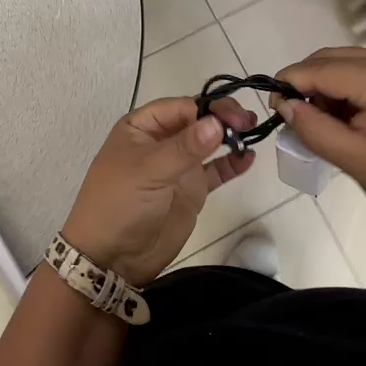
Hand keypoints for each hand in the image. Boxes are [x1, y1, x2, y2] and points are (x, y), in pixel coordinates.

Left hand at [60, 95, 256, 285]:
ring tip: (254, 131)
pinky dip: (231, 164)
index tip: (232, 115)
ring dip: (229, 136)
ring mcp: (177, 166)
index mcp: (141, 127)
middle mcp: (161, 141)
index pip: (179, 107)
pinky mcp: (190, 191)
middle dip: (221, 117)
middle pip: (196, 120)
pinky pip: (215, 171)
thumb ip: (185, 148)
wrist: (111, 258)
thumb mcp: (149, 170)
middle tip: (248, 120)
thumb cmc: (121, 202)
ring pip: (208, 143)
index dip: (206, 107)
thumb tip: (217, 123)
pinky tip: (248, 158)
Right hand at [272, 47, 365, 237]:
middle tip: (291, 115)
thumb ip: (313, 128)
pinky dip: (347, 90)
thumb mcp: (354, 160)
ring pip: (349, 64)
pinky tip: (343, 118)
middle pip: (335, 58)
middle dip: (308, 82)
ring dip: (327, 86)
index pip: (324, 69)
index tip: (271, 104)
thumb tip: (283, 105)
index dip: (292, 82)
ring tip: (317, 121)